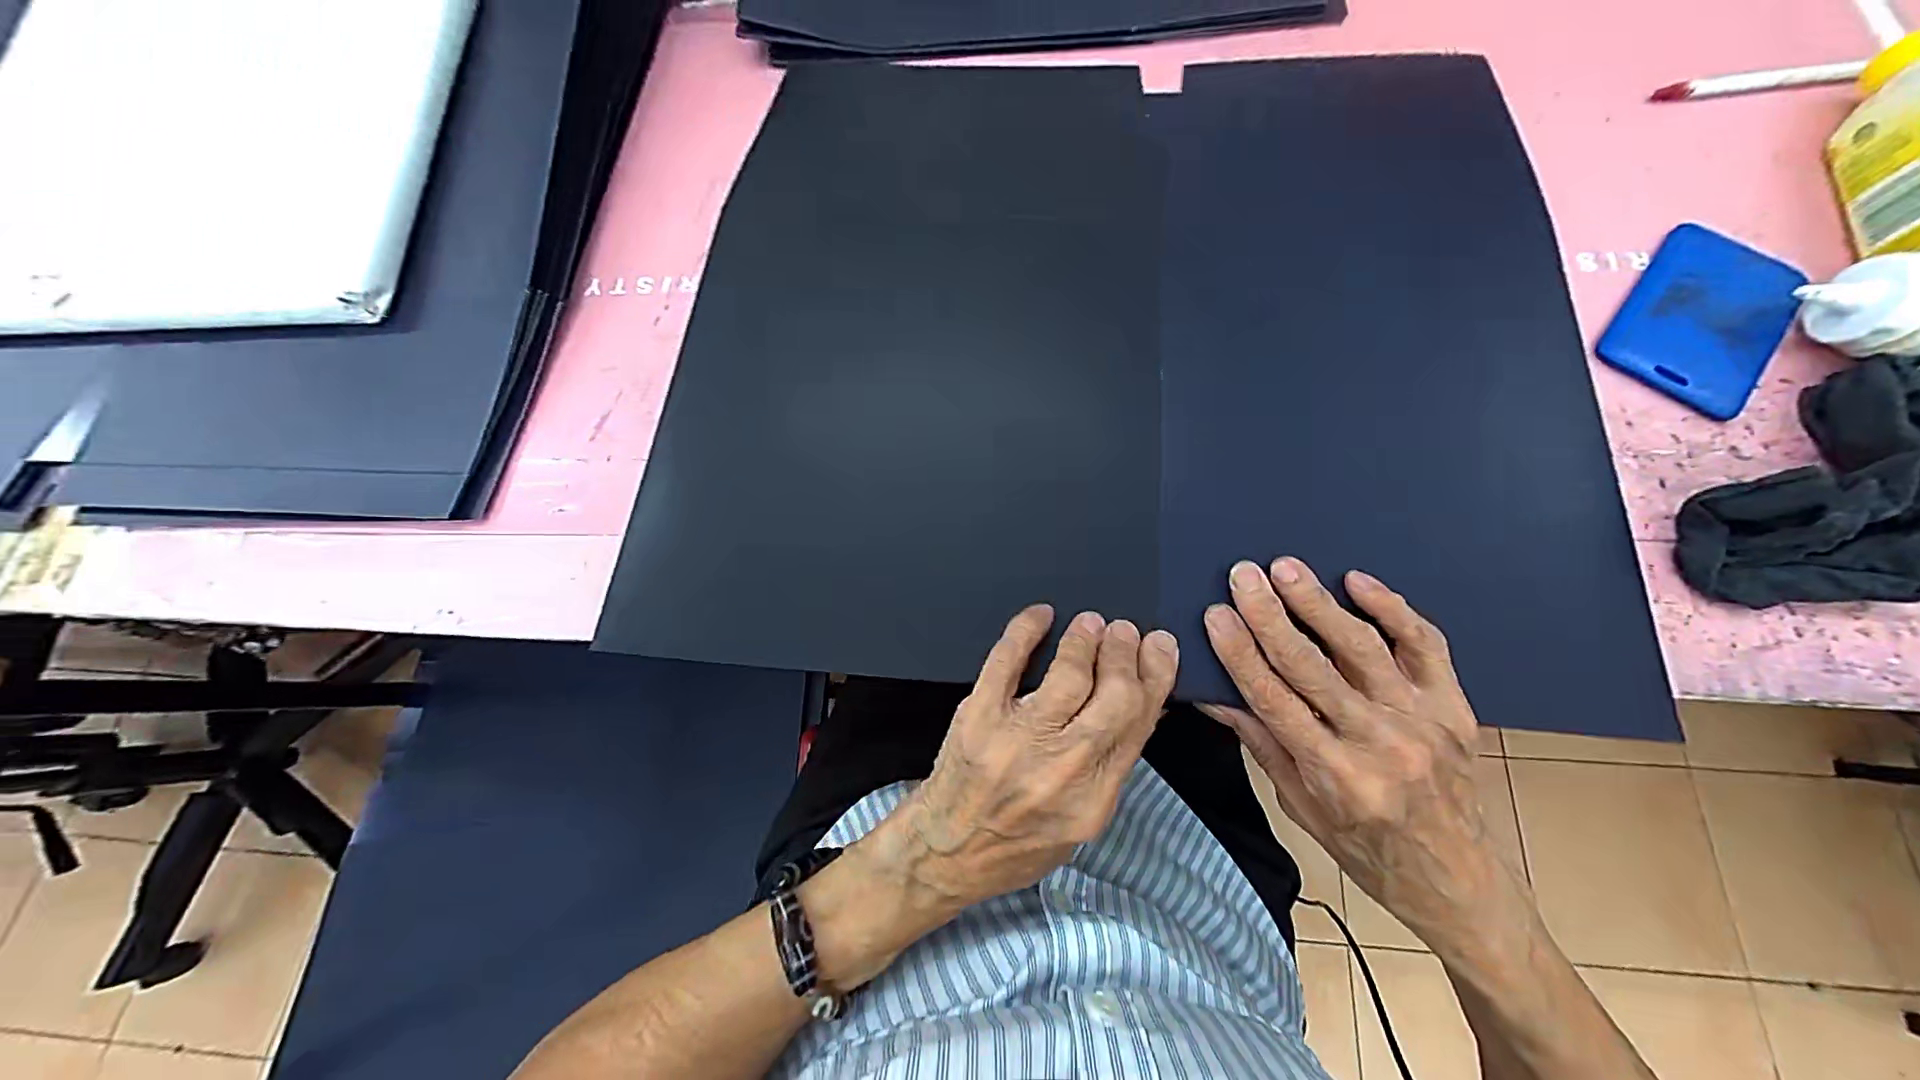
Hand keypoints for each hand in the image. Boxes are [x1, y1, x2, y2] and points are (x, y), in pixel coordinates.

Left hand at [886, 604, 1178, 911]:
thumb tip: (1143, 703)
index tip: (1159, 649)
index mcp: (1093, 798)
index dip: (1155, 676)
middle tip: (1124, 631)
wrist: (947, 852)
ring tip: (1090, 624)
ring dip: (1085, 640)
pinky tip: (1040, 616)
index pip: (1139, 723)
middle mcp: (1060, 770)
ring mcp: (1016, 741)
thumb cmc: (1016, 841)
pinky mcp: (978, 717)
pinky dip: (1025, 631)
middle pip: (1113, 696)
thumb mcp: (1080, 817)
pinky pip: (1006, 661)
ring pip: (1067, 675)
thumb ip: (1111, 763)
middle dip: (1125, 654)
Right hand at [1199, 558, 1525, 960]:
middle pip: (1313, 667)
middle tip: (1243, 576)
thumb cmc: (1365, 849)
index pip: (1275, 701)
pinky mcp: (1454, 708)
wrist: (1457, 880)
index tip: (1216, 616)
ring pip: (1363, 648)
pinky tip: (1358, 581)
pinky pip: (1426, 646)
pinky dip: (1393, 609)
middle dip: (1271, 616)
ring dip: (1320, 603)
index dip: (1241, 654)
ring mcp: (1422, 722)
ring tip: (1287, 568)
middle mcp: (1381, 744)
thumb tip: (1214, 693)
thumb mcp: (1299, 804)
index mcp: (1337, 775)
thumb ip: (1260, 741)